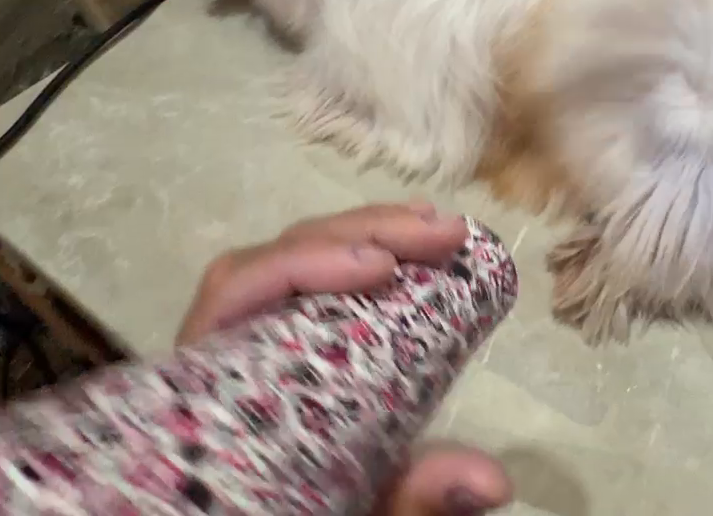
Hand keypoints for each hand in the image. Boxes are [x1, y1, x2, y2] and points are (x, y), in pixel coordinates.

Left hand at [178, 202, 512, 514]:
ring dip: (373, 229)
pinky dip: (366, 245)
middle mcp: (230, 339)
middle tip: (444, 233)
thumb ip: (405, 494)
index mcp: (216, 381)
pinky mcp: (292, 325)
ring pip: (305, 248)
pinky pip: (322, 270)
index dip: (308, 263)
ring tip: (437, 224)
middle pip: (286, 253)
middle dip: (368, 232)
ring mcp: (260, 325)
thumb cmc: (293, 508)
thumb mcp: (351, 509)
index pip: (240, 288)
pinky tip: (410, 238)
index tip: (384, 266)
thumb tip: (496, 481)